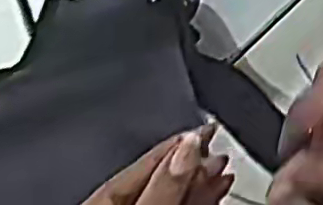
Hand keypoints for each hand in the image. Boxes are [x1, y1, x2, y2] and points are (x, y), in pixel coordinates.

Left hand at [83, 124, 232, 204]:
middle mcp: (115, 204)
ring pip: (170, 193)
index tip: (206, 126)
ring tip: (223, 164)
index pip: (140, 163)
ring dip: (201, 178)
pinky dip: (200, 197)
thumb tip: (191, 141)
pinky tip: (219, 186)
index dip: (175, 143)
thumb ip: (163, 183)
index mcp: (99, 200)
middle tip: (218, 144)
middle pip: (157, 177)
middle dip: (192, 160)